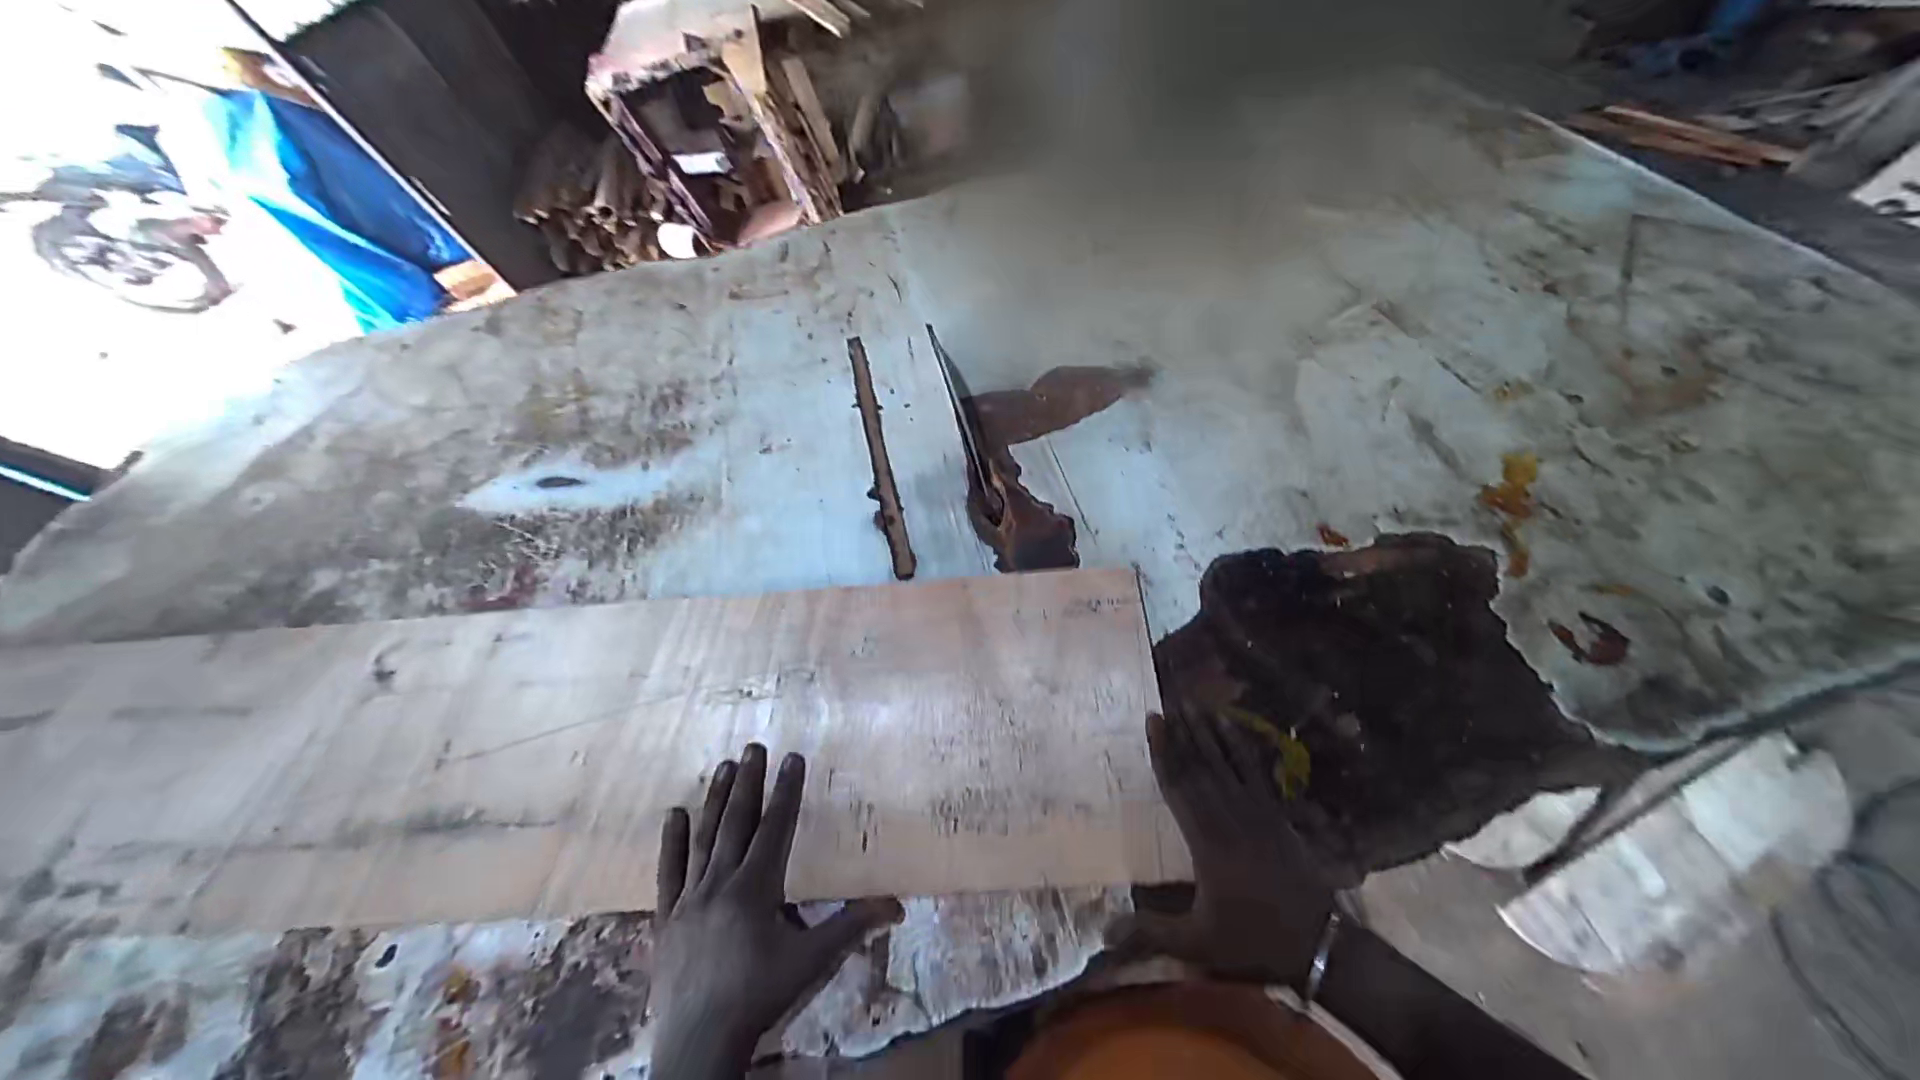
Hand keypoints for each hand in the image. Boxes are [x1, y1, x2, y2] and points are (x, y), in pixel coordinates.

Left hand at [650, 744, 902, 1078]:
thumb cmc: (760, 995)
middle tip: (753, 746)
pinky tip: (674, 812)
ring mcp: (690, 898)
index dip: (786, 791)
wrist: (699, 1042)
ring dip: (715, 800)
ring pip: (704, 838)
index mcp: (756, 887)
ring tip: (723, 766)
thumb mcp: (812, 960)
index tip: (792, 757)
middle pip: (737, 823)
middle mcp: (720, 882)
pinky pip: (669, 872)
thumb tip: (896, 904)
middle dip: (748, 782)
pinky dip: (672, 841)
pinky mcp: (667, 917)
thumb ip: (852, 927)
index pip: (776, 827)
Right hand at [1106, 710, 1337, 982]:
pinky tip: (1230, 725)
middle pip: (1200, 765)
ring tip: (1191, 702)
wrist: (1319, 945)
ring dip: (1206, 731)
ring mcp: (1257, 812)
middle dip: (1181, 731)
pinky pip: (1255, 771)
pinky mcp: (1276, 814)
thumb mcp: (1198, 944)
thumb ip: (1151, 933)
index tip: (1153, 720)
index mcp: (1207, 843)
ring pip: (1225, 762)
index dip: (1164, 751)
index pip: (1179, 786)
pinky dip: (1240, 745)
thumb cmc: (1253, 940)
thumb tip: (1103, 932)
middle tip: (1167, 701)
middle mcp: (1230, 818)